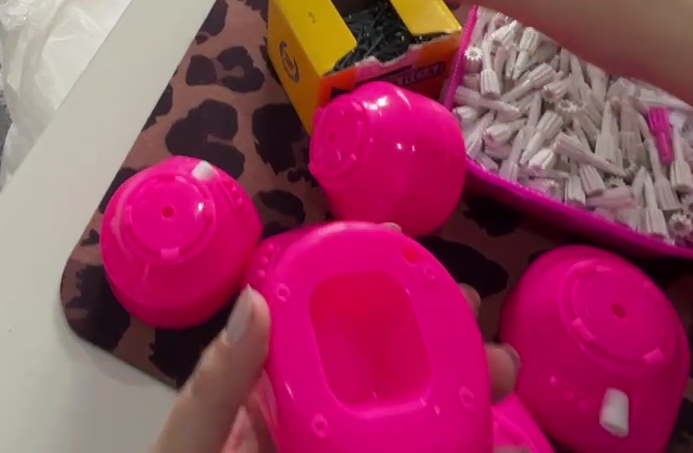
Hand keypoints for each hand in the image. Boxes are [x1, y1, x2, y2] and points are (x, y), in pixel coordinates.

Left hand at [149, 285, 521, 452]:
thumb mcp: (191, 438)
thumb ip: (217, 384)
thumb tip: (255, 300)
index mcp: (268, 390)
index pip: (326, 330)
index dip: (370, 292)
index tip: (411, 258)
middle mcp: (310, 420)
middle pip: (381, 376)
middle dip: (436, 350)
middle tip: (485, 334)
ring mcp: (337, 448)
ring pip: (403, 423)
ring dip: (454, 402)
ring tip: (501, 382)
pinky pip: (400, 449)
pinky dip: (440, 443)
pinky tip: (489, 441)